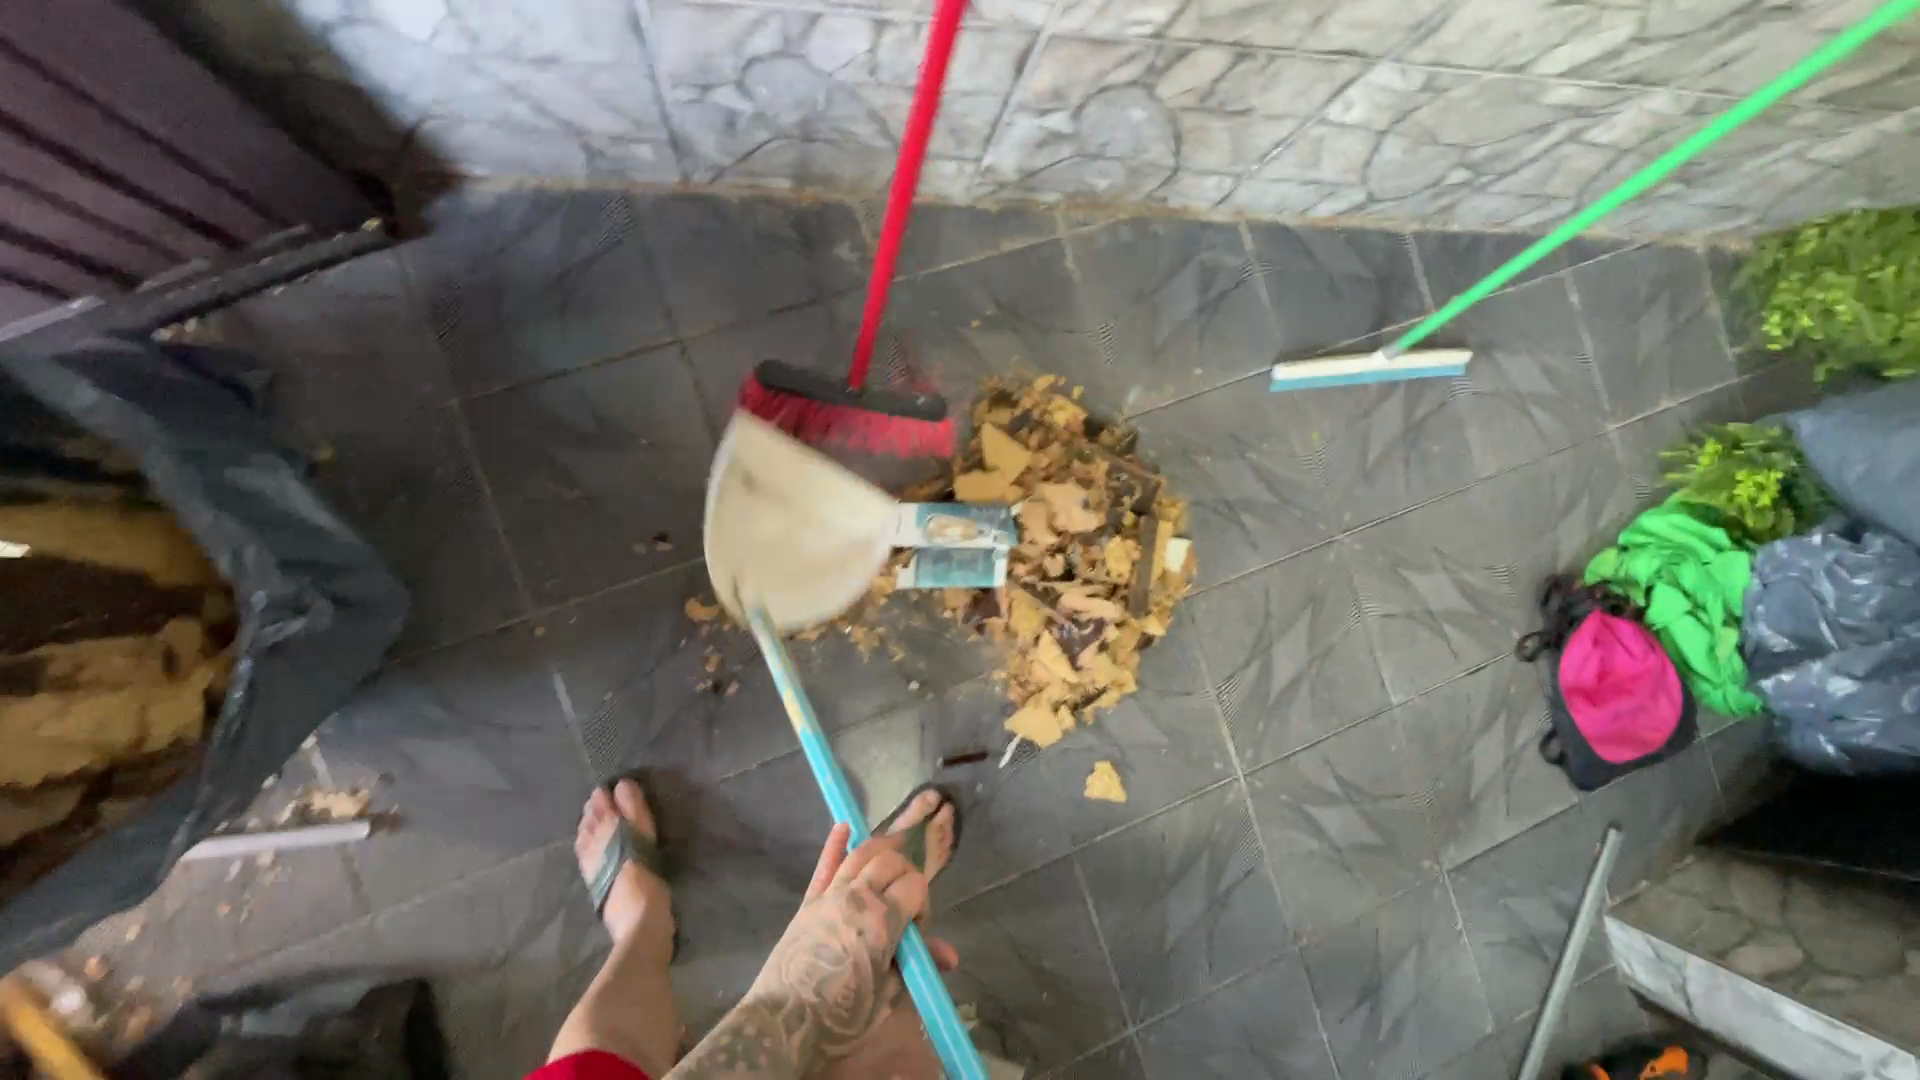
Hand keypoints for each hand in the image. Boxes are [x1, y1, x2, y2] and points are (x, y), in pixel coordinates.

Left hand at [746, 824, 957, 1064]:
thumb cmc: (842, 1017)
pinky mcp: (809, 901)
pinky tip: (844, 827)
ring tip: (893, 846)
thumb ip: (918, 965)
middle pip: (891, 861)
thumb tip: (951, 956)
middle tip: (907, 894)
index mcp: (883, 921)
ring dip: (880, 847)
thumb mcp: (888, 996)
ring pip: (860, 854)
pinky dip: (835, 844)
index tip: (919, 925)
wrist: (786, 1022)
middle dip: (906, 871)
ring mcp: (831, 894)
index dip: (923, 901)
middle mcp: (859, 897)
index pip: (915, 885)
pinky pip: (825, 865)